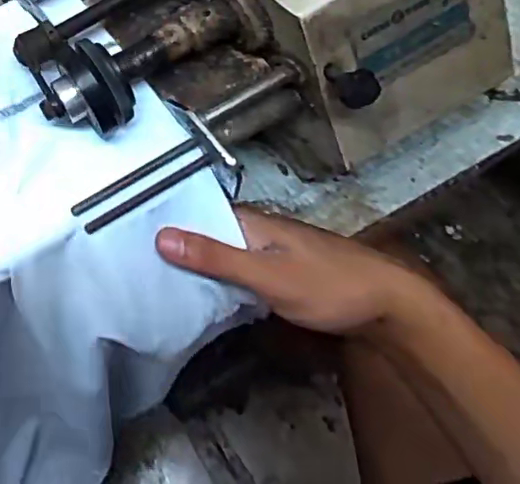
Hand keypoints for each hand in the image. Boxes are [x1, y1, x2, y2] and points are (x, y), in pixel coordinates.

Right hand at [156, 207, 433, 336]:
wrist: (388, 307)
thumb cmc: (329, 285)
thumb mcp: (267, 275)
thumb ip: (216, 258)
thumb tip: (162, 236)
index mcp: (248, 220)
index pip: (196, 212)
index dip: (166, 221)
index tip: (131, 233)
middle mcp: (255, 230)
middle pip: (206, 233)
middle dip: (177, 245)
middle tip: (138, 262)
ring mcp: (268, 252)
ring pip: (221, 253)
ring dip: (197, 264)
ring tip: (159, 279)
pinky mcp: (277, 274)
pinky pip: (236, 271)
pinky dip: (218, 280)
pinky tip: (203, 296)